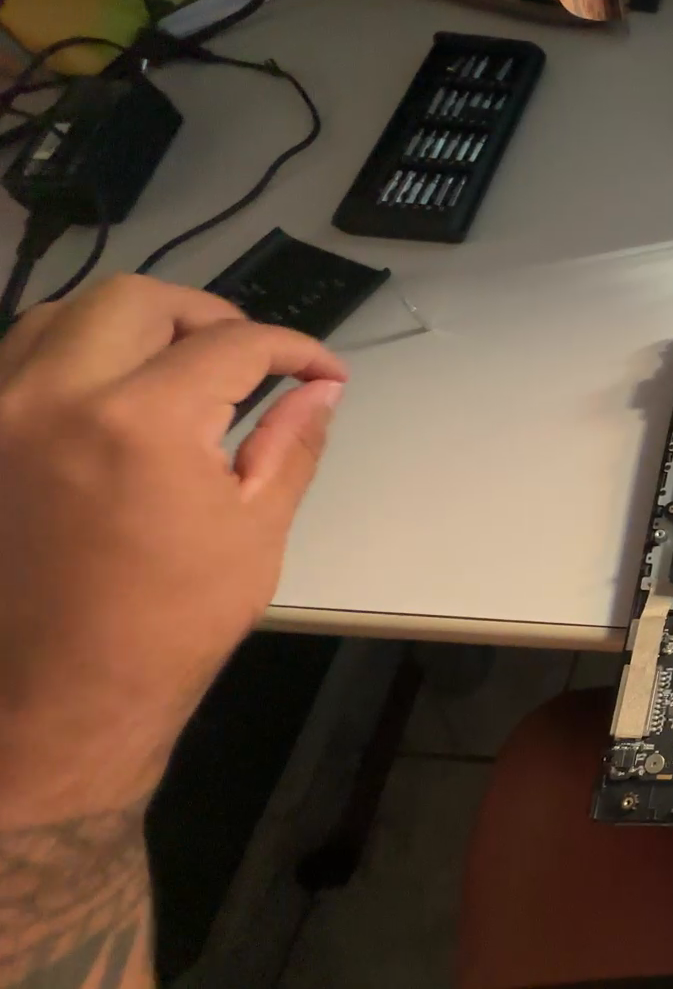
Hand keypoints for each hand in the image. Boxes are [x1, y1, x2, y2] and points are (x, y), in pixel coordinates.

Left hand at [0, 276, 346, 825]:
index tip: (326, 374)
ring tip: (194, 369)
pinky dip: (84, 353)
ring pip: (64, 315)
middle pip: (138, 302)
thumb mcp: (258, 521)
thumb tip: (321, 391)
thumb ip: (292, 440)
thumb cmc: (176, 612)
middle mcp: (46, 397)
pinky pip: (21, 357)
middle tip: (260, 358)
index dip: (296, 349)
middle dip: (216, 317)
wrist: (60, 686)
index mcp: (141, 421)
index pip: (233, 344)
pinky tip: (129, 394)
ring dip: (143, 327)